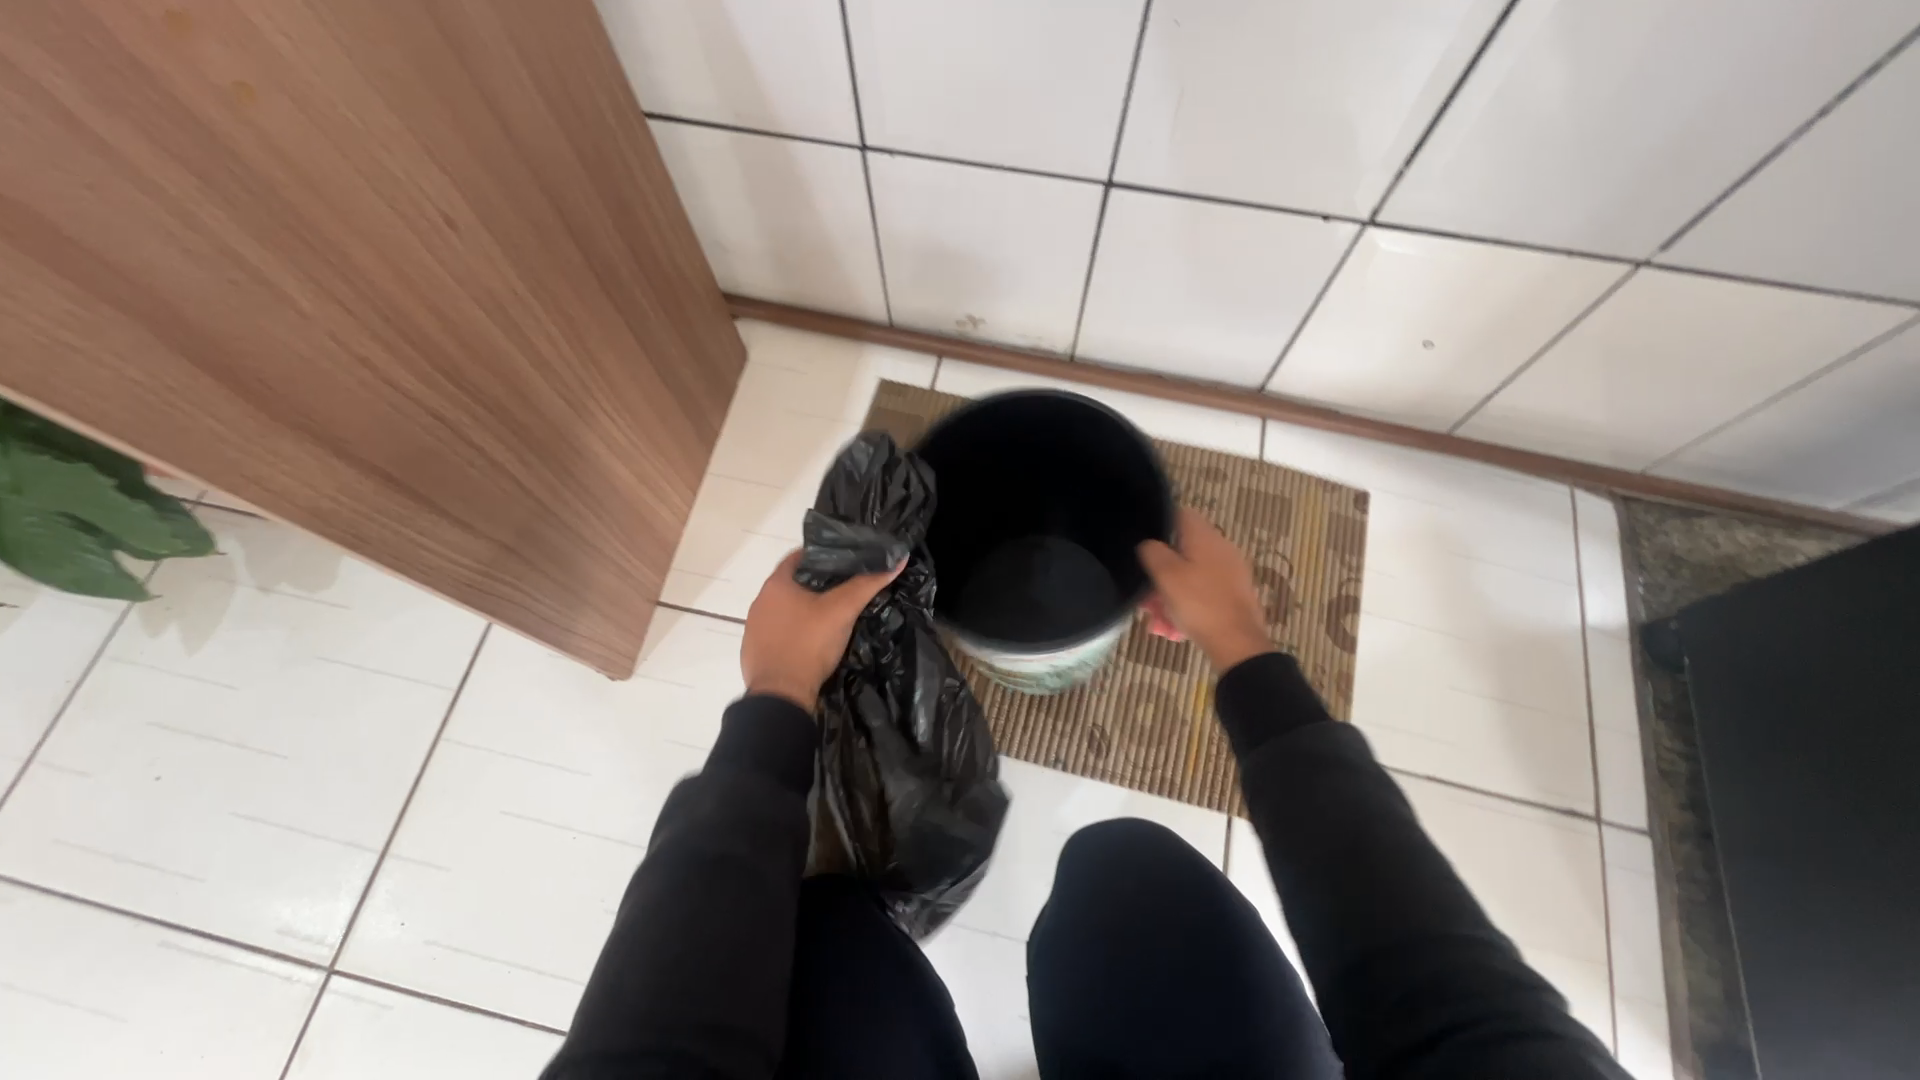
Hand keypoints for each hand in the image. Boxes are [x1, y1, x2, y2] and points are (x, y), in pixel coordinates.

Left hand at [741, 550, 901, 711]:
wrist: (781, 694)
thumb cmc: (809, 644)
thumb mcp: (843, 611)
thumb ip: (867, 584)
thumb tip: (897, 560)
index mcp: (776, 585)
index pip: (798, 557)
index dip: (822, 555)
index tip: (843, 562)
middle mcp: (760, 602)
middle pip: (791, 584)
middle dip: (816, 585)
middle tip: (843, 588)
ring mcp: (754, 628)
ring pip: (784, 609)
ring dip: (804, 610)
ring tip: (831, 615)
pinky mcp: (755, 651)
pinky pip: (778, 632)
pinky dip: (794, 632)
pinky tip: (812, 641)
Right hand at [1137, 507, 1273, 671]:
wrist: (1237, 643)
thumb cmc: (1199, 603)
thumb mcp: (1165, 575)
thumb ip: (1151, 552)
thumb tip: (1148, 543)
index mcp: (1205, 537)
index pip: (1179, 514)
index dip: (1158, 526)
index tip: (1141, 545)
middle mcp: (1221, 549)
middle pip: (1181, 553)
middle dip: (1159, 575)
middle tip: (1146, 598)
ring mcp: (1230, 573)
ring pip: (1189, 578)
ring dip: (1169, 598)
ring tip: (1158, 623)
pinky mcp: (1234, 596)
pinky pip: (1202, 595)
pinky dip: (1186, 609)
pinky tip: (1174, 631)